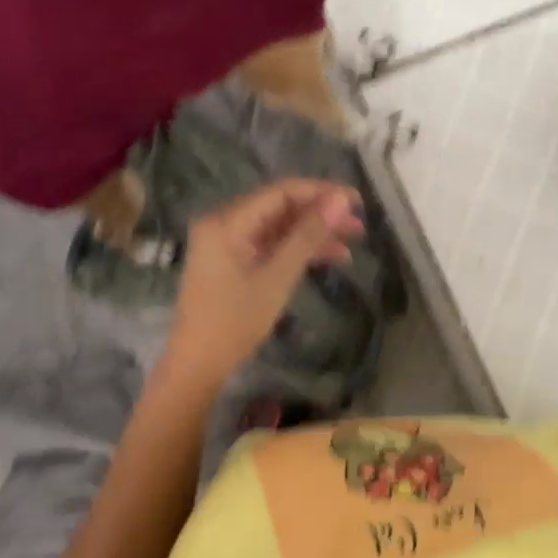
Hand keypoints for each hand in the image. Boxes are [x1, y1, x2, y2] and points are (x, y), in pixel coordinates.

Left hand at [159, 179, 364, 387]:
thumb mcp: (277, 277)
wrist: (198, 365)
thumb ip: (308, 235)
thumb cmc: (235, 321)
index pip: (281, 192)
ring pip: (279, 228)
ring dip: (314, 233)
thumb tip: (340, 201)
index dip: (320, 192)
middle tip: (358, 224)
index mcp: (227, 221)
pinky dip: (298, 250)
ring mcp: (228, 244)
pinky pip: (271, 246)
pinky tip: (331, 257)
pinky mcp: (234, 262)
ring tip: (353, 240)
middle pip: (281, 208)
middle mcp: (225, 224)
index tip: (355, 200)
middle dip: (320, 214)